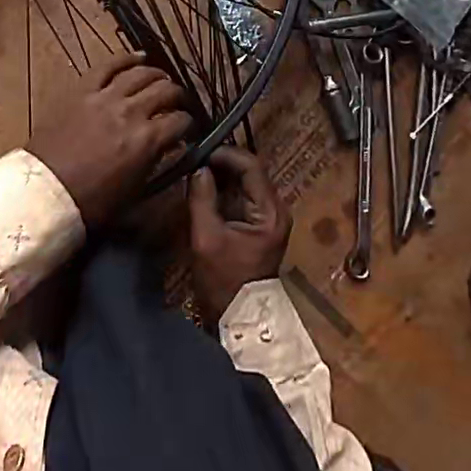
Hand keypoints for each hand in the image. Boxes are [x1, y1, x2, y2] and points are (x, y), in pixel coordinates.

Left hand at [31, 53, 191, 227]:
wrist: (48, 190)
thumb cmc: (92, 201)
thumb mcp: (136, 191)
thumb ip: (158, 165)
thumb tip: (172, 147)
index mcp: (147, 140)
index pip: (180, 121)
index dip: (188, 124)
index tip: (187, 127)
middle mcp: (131, 112)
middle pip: (165, 92)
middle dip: (178, 97)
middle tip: (179, 102)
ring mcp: (105, 97)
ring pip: (140, 74)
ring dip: (157, 75)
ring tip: (163, 79)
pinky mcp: (83, 89)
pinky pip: (108, 65)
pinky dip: (126, 58)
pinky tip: (139, 56)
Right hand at [188, 147, 291, 325]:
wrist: (239, 318)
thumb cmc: (224, 281)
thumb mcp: (206, 237)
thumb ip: (201, 198)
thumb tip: (197, 167)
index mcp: (270, 212)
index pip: (251, 166)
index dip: (225, 154)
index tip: (199, 152)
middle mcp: (276, 209)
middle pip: (250, 170)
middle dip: (222, 162)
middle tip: (194, 158)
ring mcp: (269, 217)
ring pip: (245, 181)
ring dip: (222, 173)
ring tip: (195, 168)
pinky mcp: (259, 223)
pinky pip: (242, 194)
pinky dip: (224, 187)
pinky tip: (204, 185)